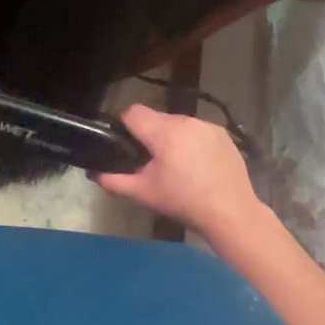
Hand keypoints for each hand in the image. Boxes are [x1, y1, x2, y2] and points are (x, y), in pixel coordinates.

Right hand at [96, 105, 264, 234]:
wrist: (230, 212)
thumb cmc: (183, 202)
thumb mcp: (144, 194)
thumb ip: (114, 181)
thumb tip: (95, 174)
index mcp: (164, 132)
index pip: (133, 112)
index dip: (125, 126)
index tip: (127, 147)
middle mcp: (186, 121)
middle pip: (156, 118)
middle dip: (150, 136)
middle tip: (152, 164)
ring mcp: (207, 126)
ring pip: (178, 124)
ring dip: (171, 138)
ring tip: (177, 166)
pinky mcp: (223, 134)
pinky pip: (198, 130)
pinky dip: (192, 142)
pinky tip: (197, 165)